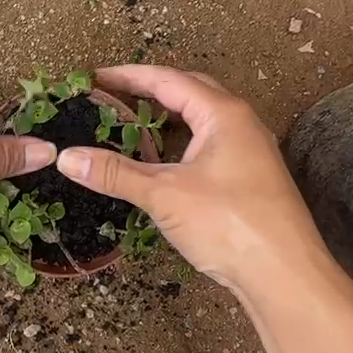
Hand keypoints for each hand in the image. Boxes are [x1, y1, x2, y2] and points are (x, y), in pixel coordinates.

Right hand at [54, 65, 331, 291]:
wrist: (286, 276)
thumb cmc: (229, 224)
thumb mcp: (164, 195)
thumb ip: (115, 173)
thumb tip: (66, 157)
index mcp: (222, 114)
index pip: (168, 80)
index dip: (128, 76)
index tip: (93, 78)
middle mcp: (239, 123)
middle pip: (187, 92)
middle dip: (147, 90)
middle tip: (109, 95)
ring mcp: (248, 150)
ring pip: (199, 120)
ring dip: (163, 118)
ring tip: (127, 123)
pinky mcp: (248, 176)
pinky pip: (206, 144)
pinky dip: (177, 144)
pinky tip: (157, 161)